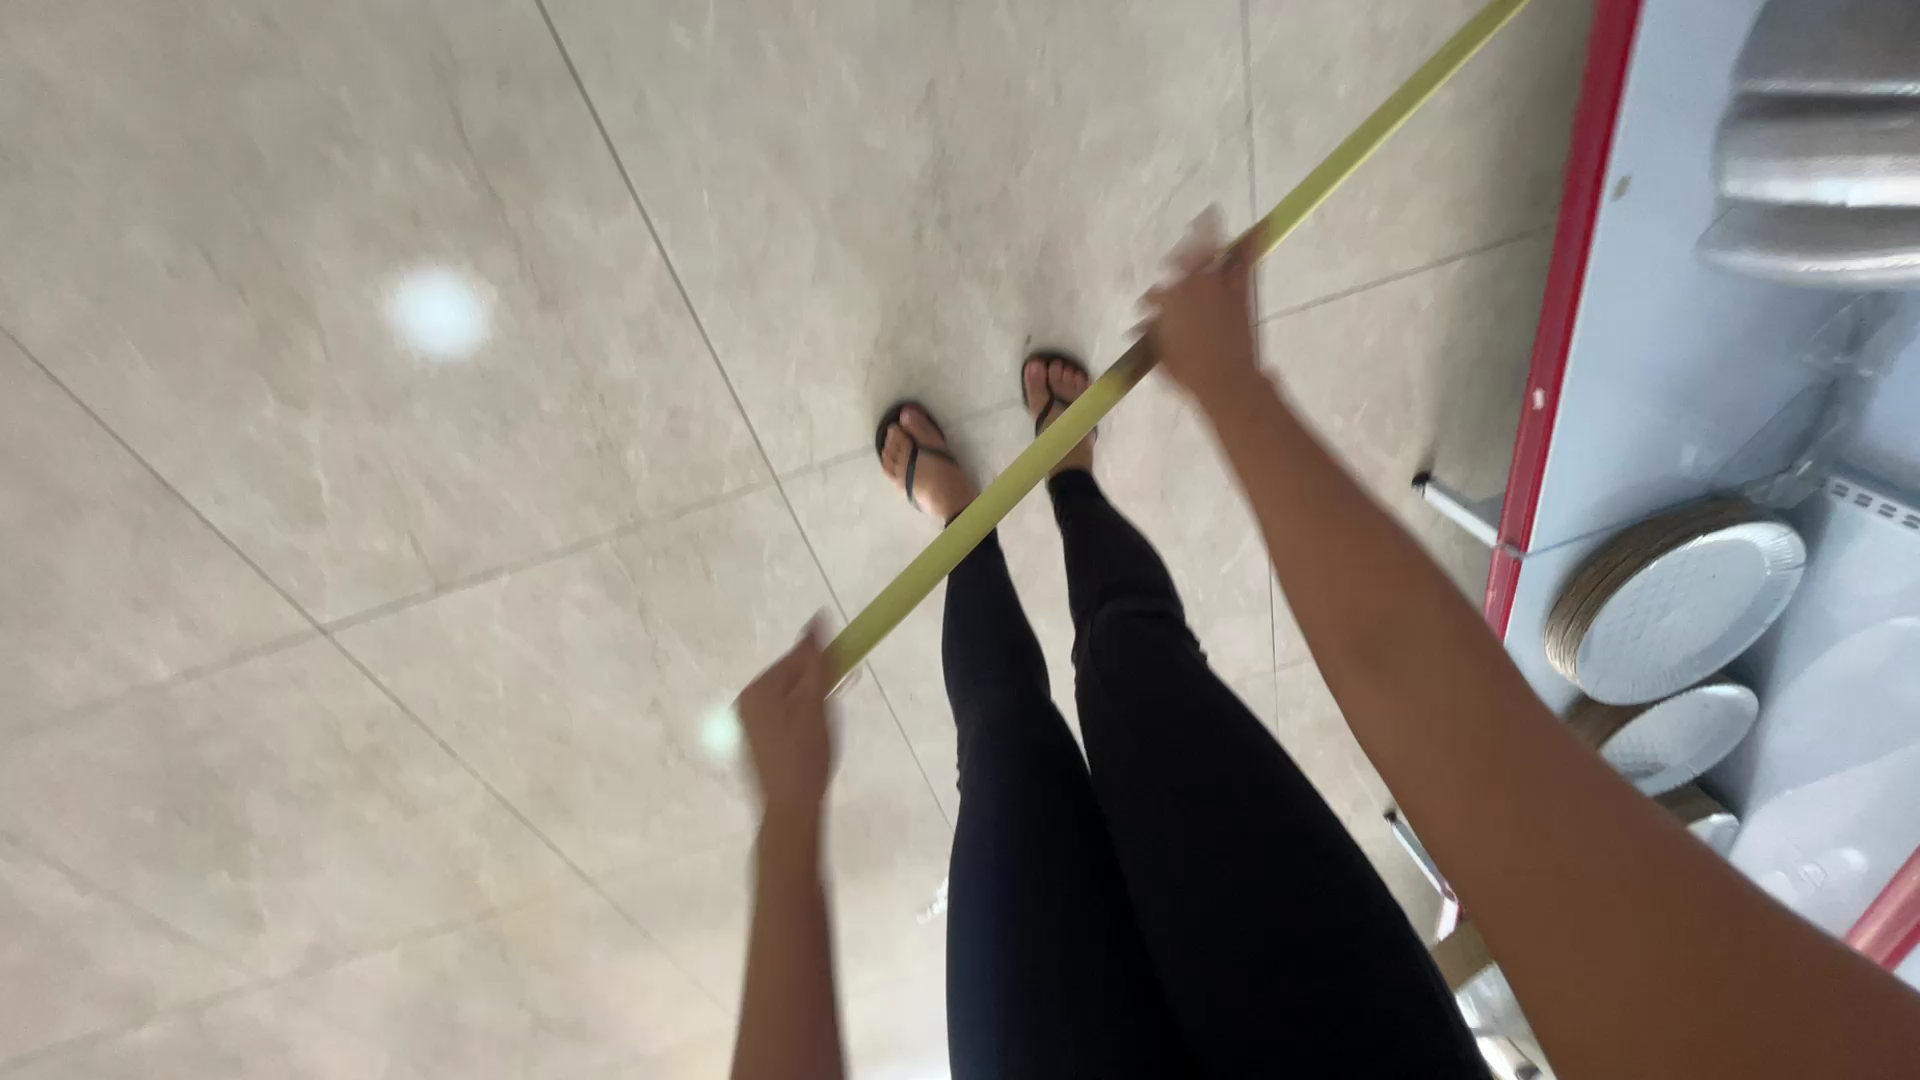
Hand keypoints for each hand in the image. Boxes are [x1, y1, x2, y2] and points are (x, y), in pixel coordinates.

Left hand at [736, 620, 836, 816]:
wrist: (791, 807)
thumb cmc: (807, 753)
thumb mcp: (816, 702)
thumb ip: (817, 660)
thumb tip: (817, 618)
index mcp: (759, 687)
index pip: (798, 658)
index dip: (824, 666)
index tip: (843, 677)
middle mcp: (746, 700)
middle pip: (792, 676)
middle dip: (816, 687)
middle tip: (831, 710)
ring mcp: (748, 722)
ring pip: (790, 697)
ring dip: (810, 704)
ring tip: (822, 729)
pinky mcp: (756, 740)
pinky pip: (783, 715)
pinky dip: (800, 720)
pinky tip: (810, 741)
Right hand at [1139, 207, 1264, 409]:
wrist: (1228, 380)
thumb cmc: (1188, 373)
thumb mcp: (1160, 356)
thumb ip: (1151, 334)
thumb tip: (1141, 325)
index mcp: (1169, 301)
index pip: (1155, 294)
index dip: (1149, 302)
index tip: (1147, 309)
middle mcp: (1192, 285)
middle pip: (1181, 261)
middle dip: (1174, 259)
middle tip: (1171, 261)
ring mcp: (1219, 284)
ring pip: (1210, 251)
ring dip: (1206, 233)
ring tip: (1207, 214)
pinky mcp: (1242, 290)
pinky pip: (1247, 261)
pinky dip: (1252, 243)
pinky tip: (1259, 225)